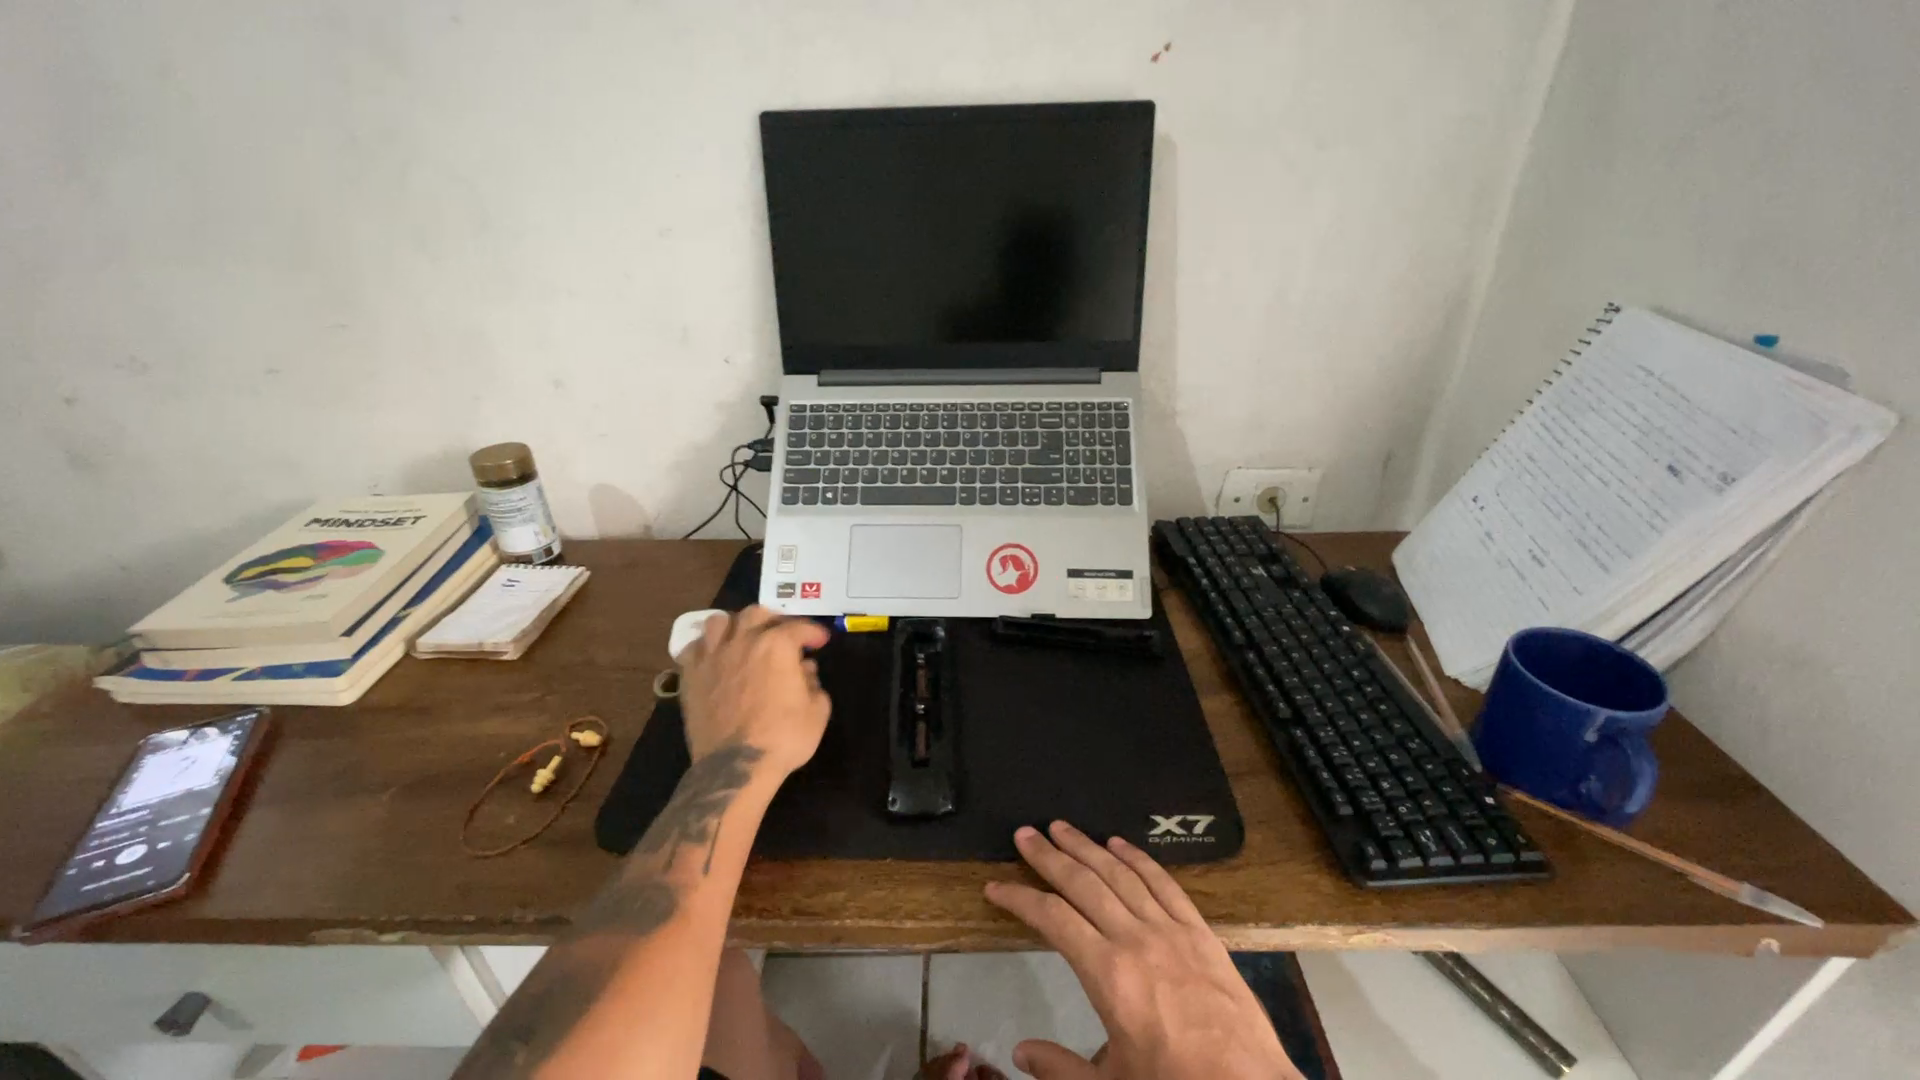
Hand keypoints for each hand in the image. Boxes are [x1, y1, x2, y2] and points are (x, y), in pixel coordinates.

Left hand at [677, 606, 831, 774]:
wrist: (736, 766)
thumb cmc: (783, 738)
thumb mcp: (817, 712)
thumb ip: (814, 684)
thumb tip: (805, 671)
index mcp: (777, 646)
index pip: (799, 627)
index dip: (813, 632)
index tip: (820, 642)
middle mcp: (743, 641)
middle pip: (756, 613)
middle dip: (774, 619)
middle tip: (782, 634)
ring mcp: (712, 656)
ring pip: (719, 622)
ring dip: (735, 626)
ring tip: (743, 638)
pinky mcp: (691, 675)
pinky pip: (693, 647)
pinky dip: (706, 647)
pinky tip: (714, 657)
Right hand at [985, 822, 1299, 1079]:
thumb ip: (1060, 1068)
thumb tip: (1019, 1051)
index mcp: (1107, 974)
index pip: (1052, 919)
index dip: (1019, 898)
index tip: (995, 886)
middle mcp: (1135, 939)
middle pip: (1083, 883)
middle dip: (1049, 856)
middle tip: (1024, 833)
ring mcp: (1171, 930)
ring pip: (1121, 874)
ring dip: (1088, 847)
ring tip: (1062, 827)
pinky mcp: (1201, 932)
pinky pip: (1165, 884)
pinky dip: (1139, 859)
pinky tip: (1120, 844)